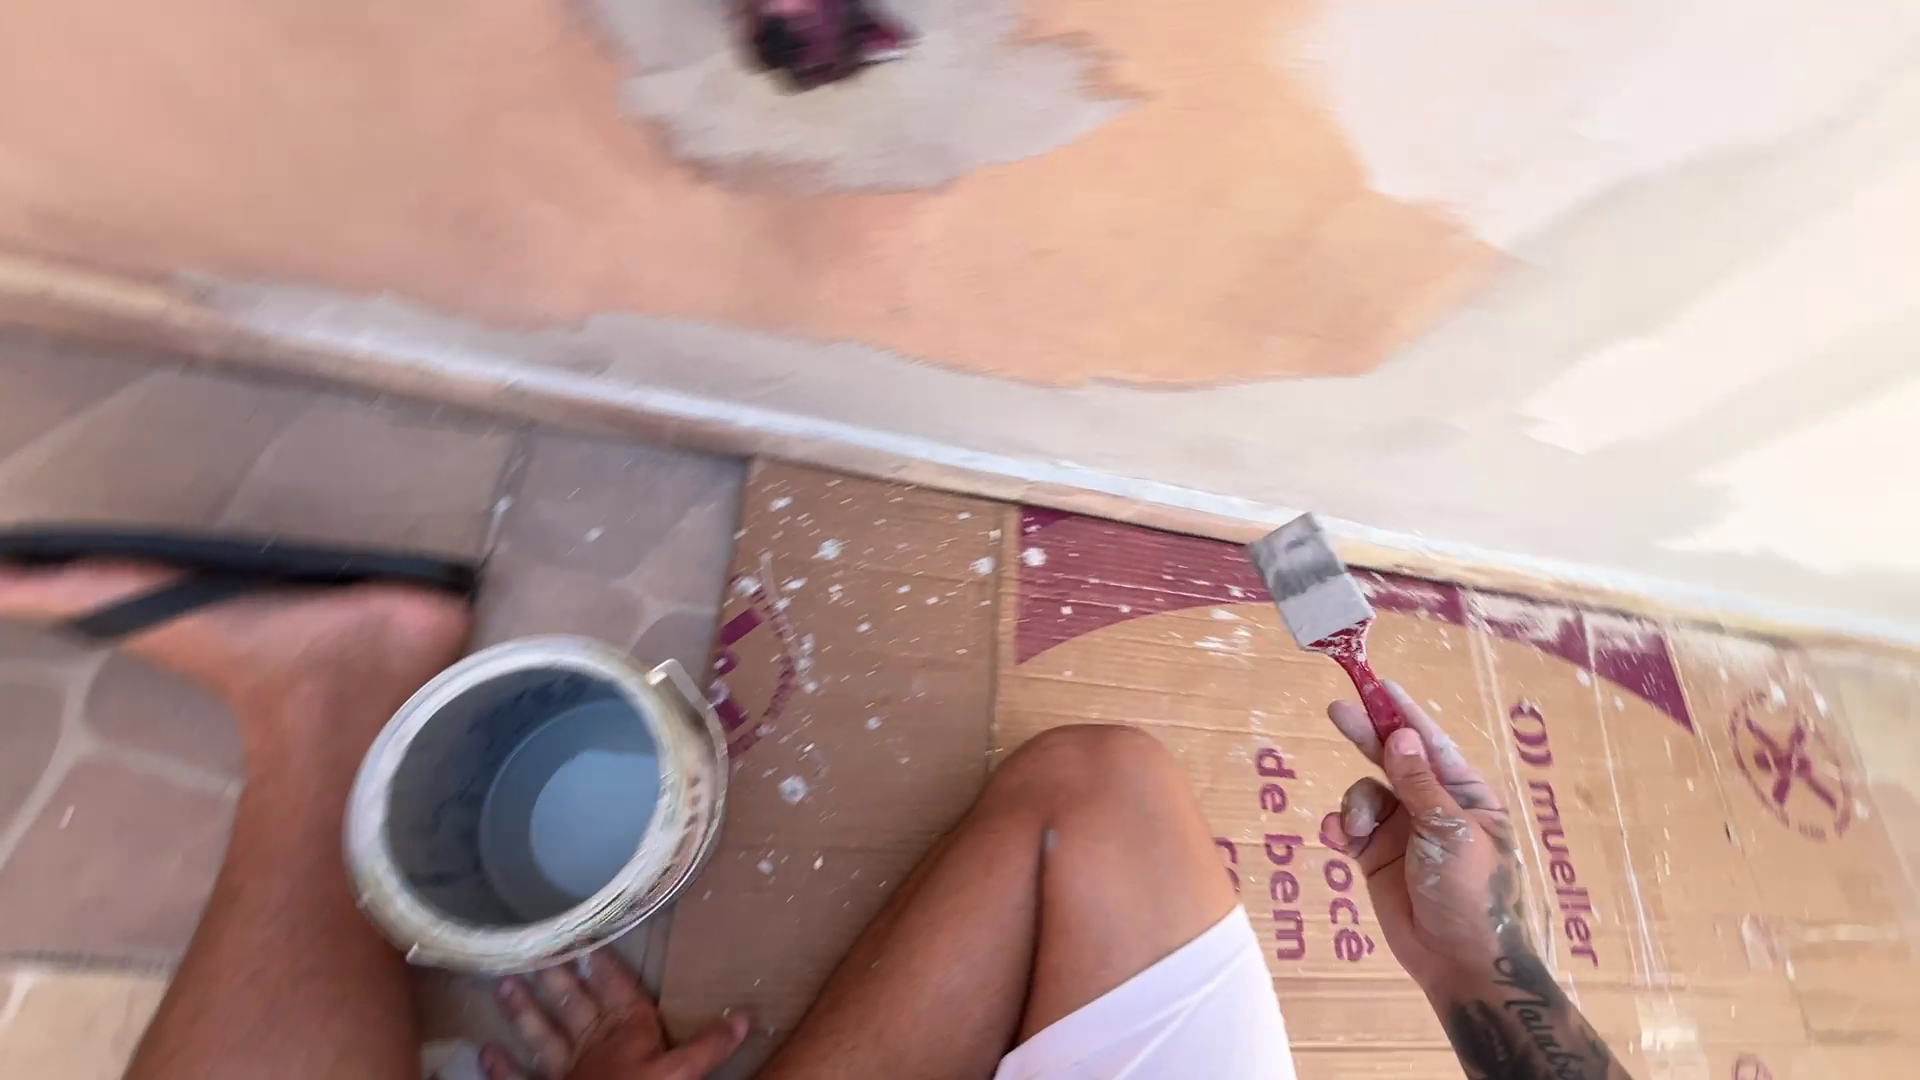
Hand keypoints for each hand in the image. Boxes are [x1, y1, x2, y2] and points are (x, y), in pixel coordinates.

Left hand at [482, 950, 748, 1079]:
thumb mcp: (680, 1074)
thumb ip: (707, 1045)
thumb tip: (746, 1016)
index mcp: (628, 1030)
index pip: (616, 988)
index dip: (604, 963)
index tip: (588, 936)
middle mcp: (594, 1044)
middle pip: (574, 1004)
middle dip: (557, 976)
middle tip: (534, 947)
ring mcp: (566, 1072)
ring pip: (544, 1034)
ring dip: (525, 1010)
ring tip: (503, 983)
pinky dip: (501, 1067)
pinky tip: (483, 1051)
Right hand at [1318, 682, 1520, 995]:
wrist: (1458, 961)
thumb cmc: (1471, 895)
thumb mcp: (1450, 833)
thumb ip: (1420, 784)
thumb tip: (1402, 736)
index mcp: (1464, 795)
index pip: (1430, 744)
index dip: (1404, 713)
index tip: (1379, 685)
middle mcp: (1430, 804)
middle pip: (1390, 757)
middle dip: (1364, 735)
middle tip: (1336, 710)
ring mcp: (1400, 828)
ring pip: (1362, 791)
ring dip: (1354, 806)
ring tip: (1357, 832)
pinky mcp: (1374, 853)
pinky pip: (1347, 823)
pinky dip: (1340, 827)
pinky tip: (1341, 841)